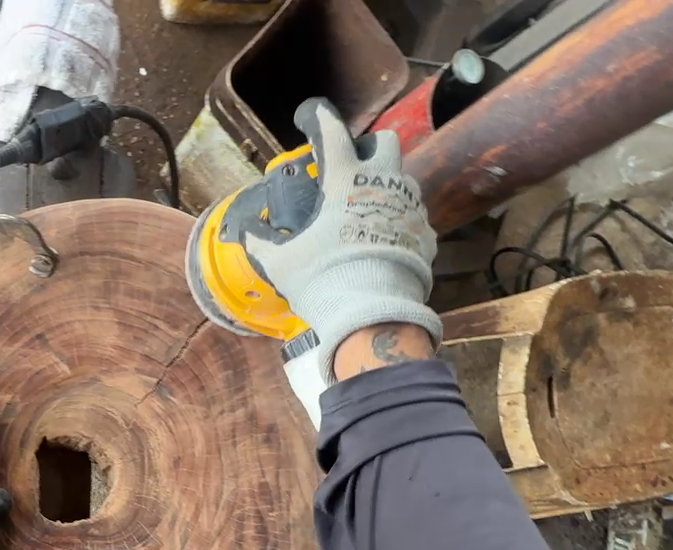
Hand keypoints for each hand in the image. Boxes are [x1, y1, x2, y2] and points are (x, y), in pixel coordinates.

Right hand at [242, 98, 442, 425]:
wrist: (370, 312)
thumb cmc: (321, 279)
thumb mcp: (280, 263)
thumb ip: (262, 243)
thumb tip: (247, 232)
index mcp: (347, 181)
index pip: (334, 134)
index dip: (321, 118)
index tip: (313, 114)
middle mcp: (384, 183)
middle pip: (386, 143)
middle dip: (370, 148)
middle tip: (352, 168)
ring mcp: (410, 206)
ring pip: (403, 179)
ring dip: (385, 187)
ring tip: (364, 212)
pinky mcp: (425, 234)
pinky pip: (413, 217)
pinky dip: (397, 222)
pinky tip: (381, 241)